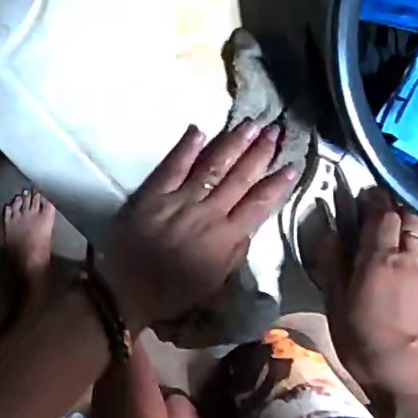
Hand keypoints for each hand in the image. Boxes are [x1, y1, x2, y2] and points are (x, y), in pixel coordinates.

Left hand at [98, 121, 298, 325]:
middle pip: (240, 178)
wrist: (125, 292)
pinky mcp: (153, 194)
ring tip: (250, 125)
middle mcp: (208, 214)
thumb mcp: (214, 283)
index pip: (259, 204)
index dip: (277, 183)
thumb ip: (235, 253)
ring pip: (213, 166)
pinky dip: (187, 147)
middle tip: (275, 131)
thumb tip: (248, 227)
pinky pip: (173, 166)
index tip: (293, 164)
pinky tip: (200, 130)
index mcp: (225, 238)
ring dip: (233, 143)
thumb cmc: (172, 292)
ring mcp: (180, 200)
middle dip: (260, 153)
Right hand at [312, 187, 417, 404]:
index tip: (363, 191)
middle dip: (394, 208)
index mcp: (380, 257)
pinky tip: (396, 272)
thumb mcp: (335, 302)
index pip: (382, 213)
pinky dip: (408, 255)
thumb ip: (332, 264)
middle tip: (376, 208)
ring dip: (403, 231)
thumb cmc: (362, 339)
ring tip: (385, 239)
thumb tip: (328, 232)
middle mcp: (407, 259)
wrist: (407, 379)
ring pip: (416, 240)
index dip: (373, 198)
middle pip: (407, 219)